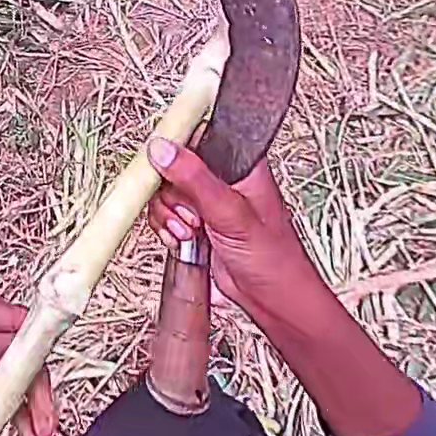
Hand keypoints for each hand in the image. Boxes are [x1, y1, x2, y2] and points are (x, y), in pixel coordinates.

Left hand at [0, 300, 56, 435]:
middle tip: (45, 405)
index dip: (14, 319)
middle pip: (1, 345)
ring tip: (39, 429)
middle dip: (31, 369)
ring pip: (6, 371)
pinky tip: (26, 433)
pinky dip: (21, 410)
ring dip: (30, 394)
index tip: (43, 335)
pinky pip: (3, 396)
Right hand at [144, 139, 319, 308]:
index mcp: (239, 163)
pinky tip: (181, 238)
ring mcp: (206, 200)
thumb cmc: (273, 258)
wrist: (272, 300)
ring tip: (190, 230)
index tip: (163, 166)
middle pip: (172, 165)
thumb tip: (162, 149)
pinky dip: (165, 226)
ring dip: (168, 214)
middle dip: (172, 194)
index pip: (197, 135)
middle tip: (191, 213)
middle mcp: (221, 178)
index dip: (176, 148)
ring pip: (165, 191)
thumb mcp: (230, 212)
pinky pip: (164, 212)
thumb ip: (195, 178)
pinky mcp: (194, 220)